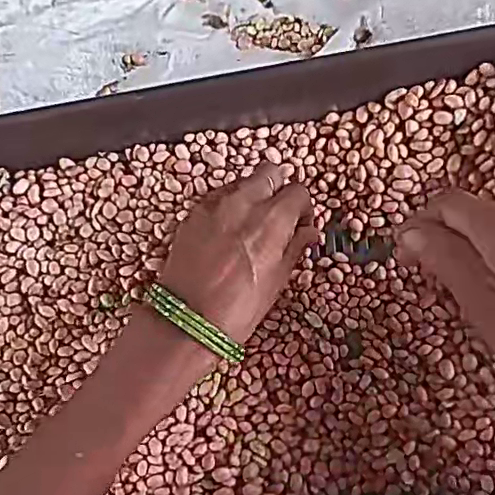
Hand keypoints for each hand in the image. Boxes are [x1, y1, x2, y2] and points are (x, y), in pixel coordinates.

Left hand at [156, 163, 319, 342]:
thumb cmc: (237, 309)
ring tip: (251, 228)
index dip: (303, 208)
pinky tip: (227, 233)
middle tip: (278, 217)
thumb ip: (294, 248)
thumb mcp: (277, 280)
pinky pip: (217, 197)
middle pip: (269, 173)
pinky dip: (228, 207)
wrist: (187, 321)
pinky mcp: (193, 214)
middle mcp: (243, 203)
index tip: (300, 225)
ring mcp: (214, 205)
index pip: (298, 191)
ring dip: (252, 196)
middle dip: (278, 190)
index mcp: (272, 219)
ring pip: (242, 182)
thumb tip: (308, 233)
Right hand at [396, 191, 494, 378]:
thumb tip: (411, 232)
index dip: (419, 224)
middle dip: (439, 236)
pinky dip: (487, 252)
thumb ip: (445, 259)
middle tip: (425, 274)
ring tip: (454, 285)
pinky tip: (486, 284)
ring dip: (462, 245)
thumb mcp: (481, 302)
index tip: (405, 255)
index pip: (447, 203)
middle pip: (468, 211)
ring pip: (487, 225)